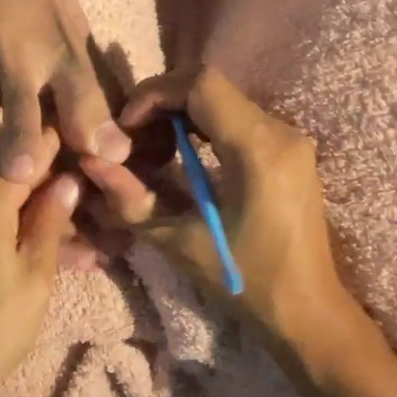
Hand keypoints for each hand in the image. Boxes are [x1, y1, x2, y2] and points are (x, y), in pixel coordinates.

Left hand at [0, 147, 81, 396]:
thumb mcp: (36, 273)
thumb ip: (51, 220)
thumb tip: (68, 179)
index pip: (32, 152)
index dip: (65, 159)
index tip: (94, 169)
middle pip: (14, 173)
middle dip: (52, 195)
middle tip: (94, 225)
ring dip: (35, 217)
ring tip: (81, 252)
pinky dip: (9, 227)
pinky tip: (45, 253)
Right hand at [77, 66, 350, 341]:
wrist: (307, 311)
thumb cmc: (243, 280)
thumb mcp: (176, 241)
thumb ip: (129, 198)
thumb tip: (88, 162)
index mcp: (257, 150)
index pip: (200, 85)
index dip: (154, 94)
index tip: (127, 125)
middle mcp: (281, 133)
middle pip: (209, 84)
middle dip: (161, 101)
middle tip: (133, 135)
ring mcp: (290, 138)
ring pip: (221, 96)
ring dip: (179, 109)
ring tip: (152, 144)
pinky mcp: (289, 149)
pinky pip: (235, 113)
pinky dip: (200, 121)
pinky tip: (181, 152)